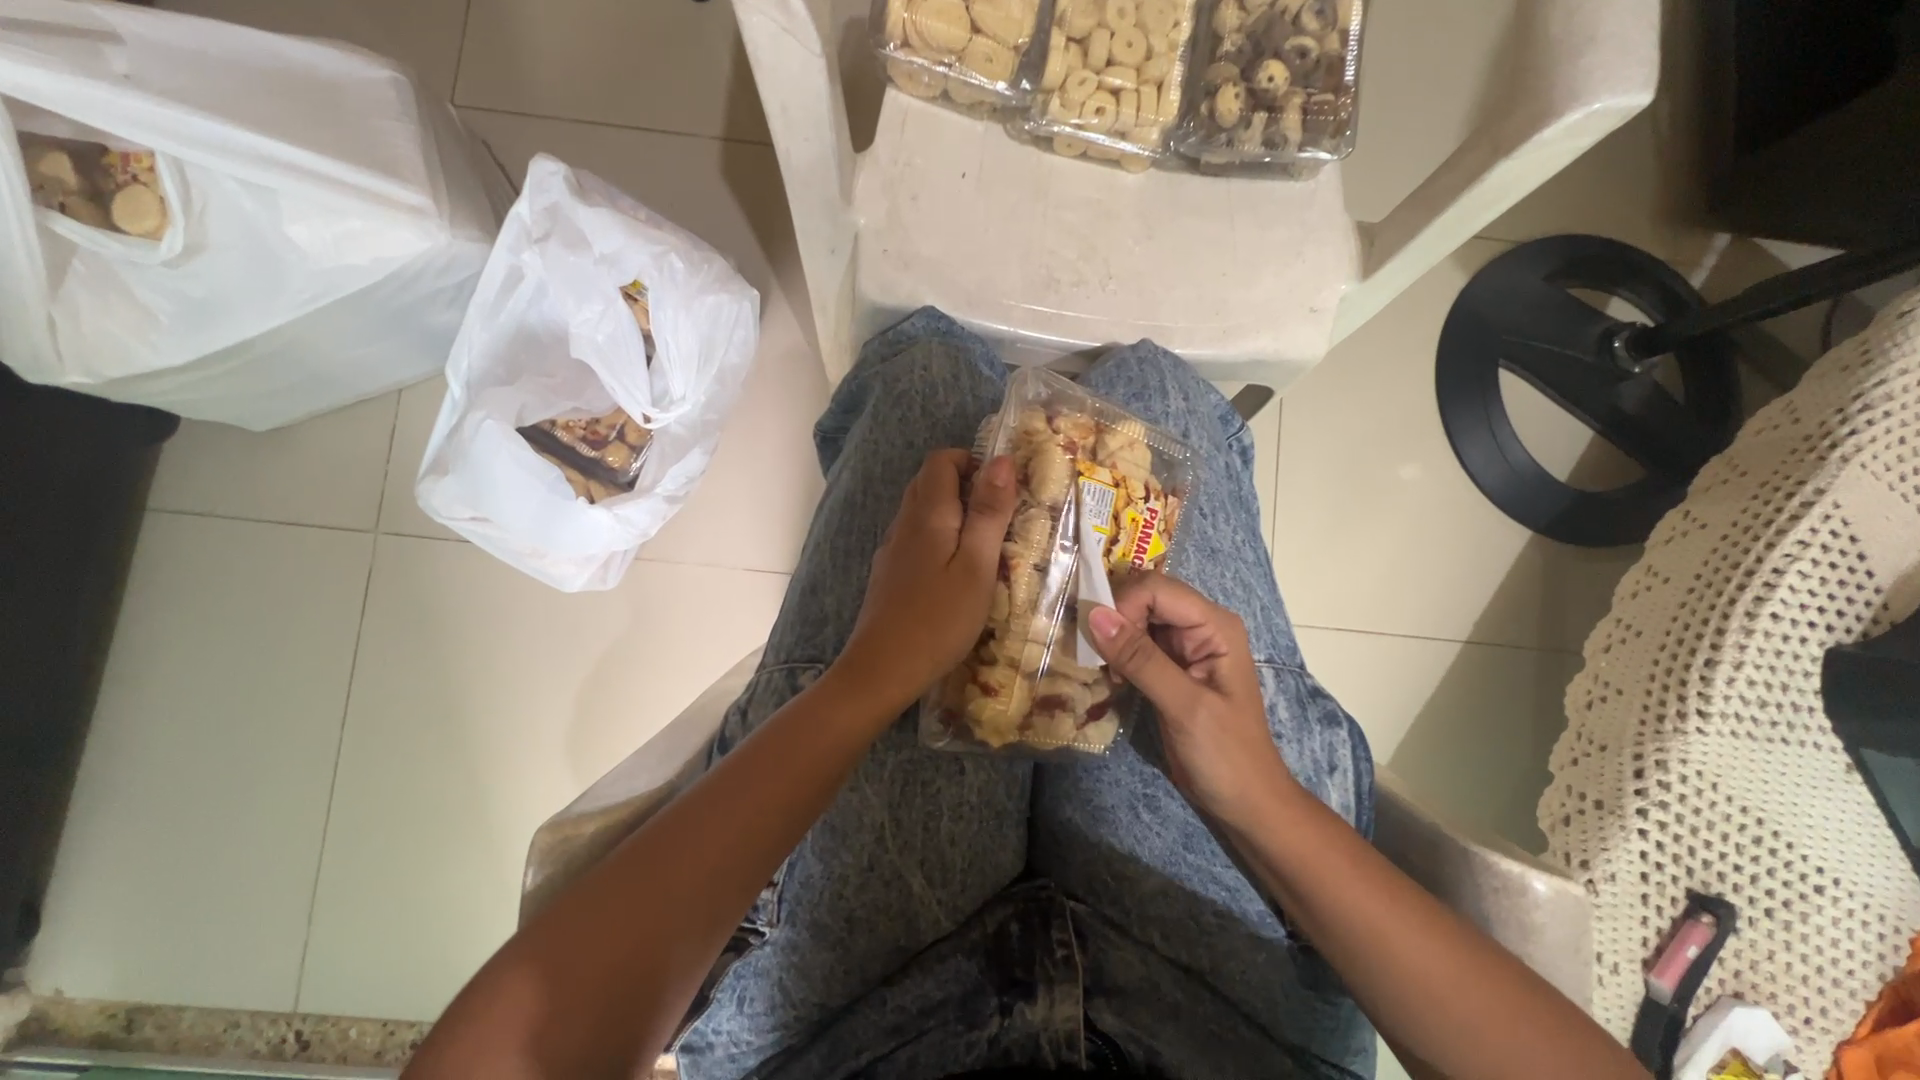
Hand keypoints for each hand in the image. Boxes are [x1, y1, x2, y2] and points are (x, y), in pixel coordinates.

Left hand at [836, 450, 1018, 712]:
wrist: (882, 670)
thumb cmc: (939, 620)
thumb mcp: (977, 566)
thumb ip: (989, 512)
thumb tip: (1002, 459)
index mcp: (927, 514)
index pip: (941, 460)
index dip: (972, 461)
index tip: (1002, 488)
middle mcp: (904, 524)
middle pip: (928, 482)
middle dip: (965, 484)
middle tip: (1000, 514)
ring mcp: (892, 551)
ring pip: (921, 512)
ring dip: (953, 513)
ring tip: (984, 544)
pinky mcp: (890, 575)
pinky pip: (915, 539)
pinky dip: (940, 538)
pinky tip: (956, 571)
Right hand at [1086, 574, 1297, 825]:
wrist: (1245, 802)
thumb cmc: (1226, 755)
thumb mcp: (1184, 706)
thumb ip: (1140, 659)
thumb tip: (1094, 615)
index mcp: (1215, 625)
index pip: (1156, 588)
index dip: (1123, 606)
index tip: (1100, 643)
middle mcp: (1200, 626)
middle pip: (1144, 598)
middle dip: (1114, 620)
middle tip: (1097, 659)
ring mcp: (1184, 647)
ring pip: (1135, 620)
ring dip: (1112, 639)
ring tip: (1105, 673)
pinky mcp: (1168, 668)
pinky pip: (1135, 645)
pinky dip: (1117, 656)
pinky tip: (1112, 680)